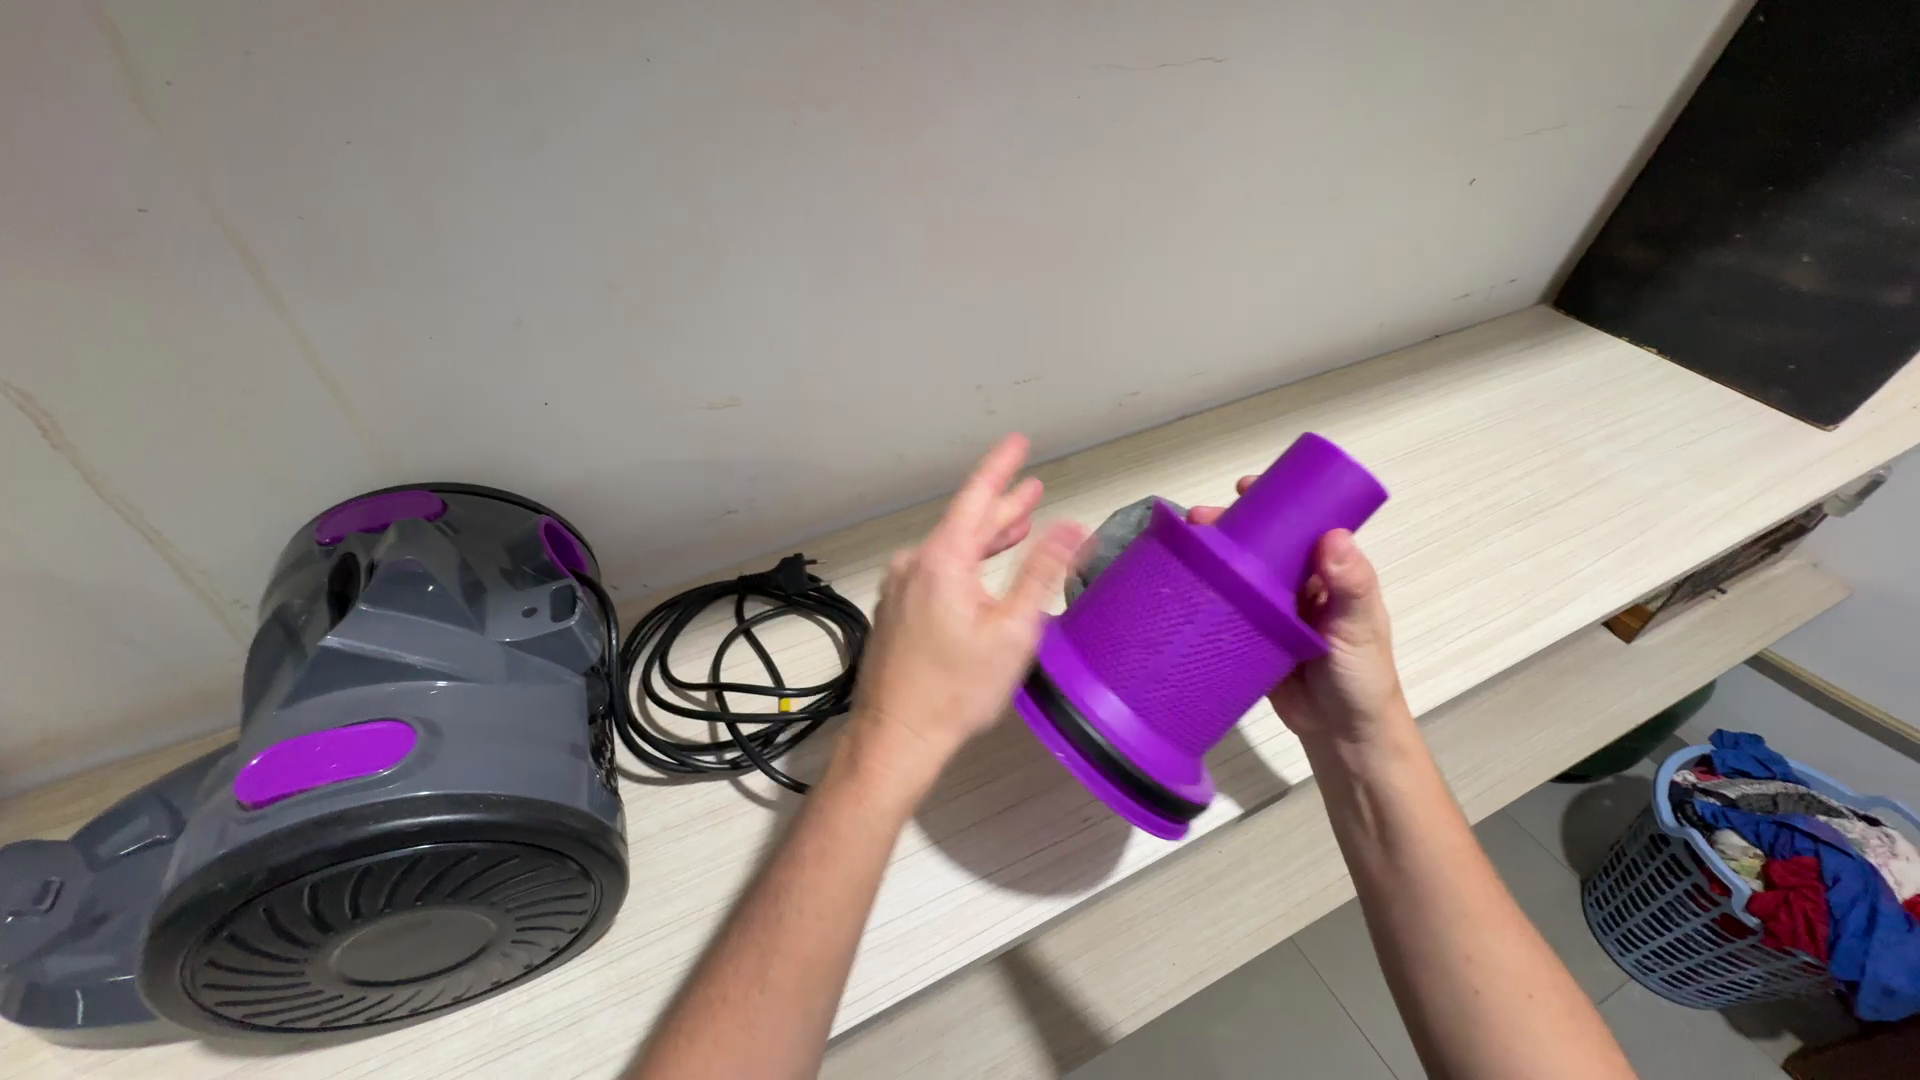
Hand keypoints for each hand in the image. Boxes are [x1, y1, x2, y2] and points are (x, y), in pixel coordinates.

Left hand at [850, 435, 1087, 778]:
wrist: (897, 735)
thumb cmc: (956, 690)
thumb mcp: (1012, 630)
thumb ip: (1042, 573)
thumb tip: (1072, 529)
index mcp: (942, 561)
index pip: (976, 497)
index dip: (1001, 468)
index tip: (1017, 443)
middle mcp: (915, 565)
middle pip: (965, 524)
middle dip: (1003, 507)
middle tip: (1031, 489)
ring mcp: (901, 588)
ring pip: (950, 550)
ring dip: (985, 538)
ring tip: (1017, 525)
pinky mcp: (896, 610)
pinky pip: (934, 572)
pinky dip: (964, 563)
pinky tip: (981, 573)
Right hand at [1189, 479, 1409, 750]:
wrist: (1340, 735)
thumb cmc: (1360, 678)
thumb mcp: (1359, 629)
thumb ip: (1351, 586)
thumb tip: (1333, 535)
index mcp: (1328, 574)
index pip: (1300, 527)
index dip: (1273, 504)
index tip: (1245, 488)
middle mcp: (1297, 585)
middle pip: (1259, 546)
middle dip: (1228, 528)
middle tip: (1196, 520)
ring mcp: (1270, 611)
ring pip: (1238, 574)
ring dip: (1212, 557)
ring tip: (1182, 546)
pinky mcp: (1248, 636)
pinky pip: (1227, 608)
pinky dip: (1206, 593)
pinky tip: (1182, 584)